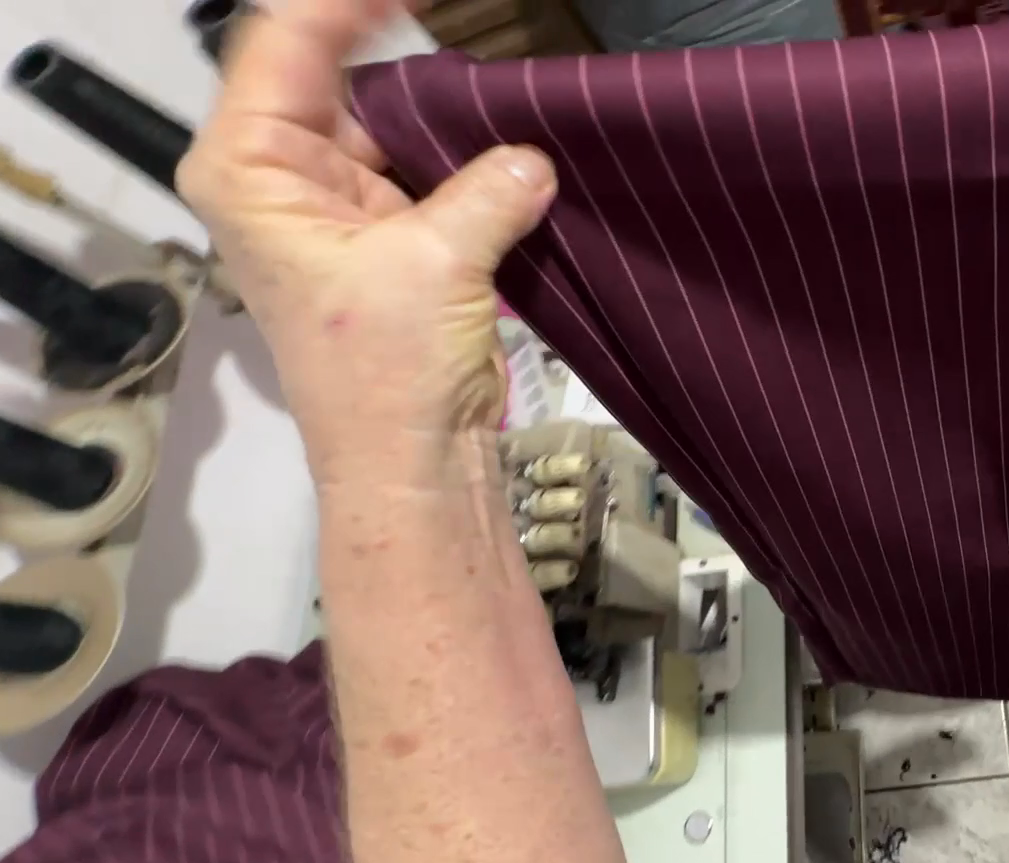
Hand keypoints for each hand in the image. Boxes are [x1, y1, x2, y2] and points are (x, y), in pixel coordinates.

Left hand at [178, 0, 556, 489]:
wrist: (415, 454)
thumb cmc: (385, 370)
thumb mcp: (433, 265)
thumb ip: (487, 197)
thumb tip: (535, 159)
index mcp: (256, 170)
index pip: (288, 48)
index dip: (348, 5)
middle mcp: (297, 184)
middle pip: (355, 95)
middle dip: (424, 85)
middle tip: (489, 68)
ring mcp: (357, 220)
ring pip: (410, 150)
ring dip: (463, 143)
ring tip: (516, 120)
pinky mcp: (408, 255)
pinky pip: (445, 196)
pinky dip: (485, 187)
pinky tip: (523, 175)